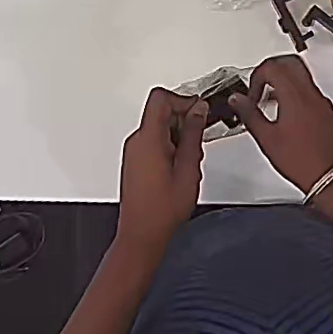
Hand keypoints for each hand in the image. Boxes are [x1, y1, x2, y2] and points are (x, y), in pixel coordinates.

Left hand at [117, 88, 206, 252]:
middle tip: (198, 139)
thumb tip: (198, 110)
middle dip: (184, 119)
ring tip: (190, 158)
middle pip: (161, 110)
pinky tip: (181, 165)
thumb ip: (193, 134)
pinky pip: (154, 139)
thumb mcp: (188, 167)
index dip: (183, 100)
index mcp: (148, 139)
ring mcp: (134, 151)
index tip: (199, 113)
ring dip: (179, 134)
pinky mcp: (135, 159)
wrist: (141, 235)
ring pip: (159, 125)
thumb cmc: (161, 209)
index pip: (161, 98)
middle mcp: (137, 141)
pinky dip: (170, 144)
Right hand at [230, 55, 332, 194]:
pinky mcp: (326, 109)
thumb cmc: (303, 161)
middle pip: (290, 62)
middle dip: (270, 69)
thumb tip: (237, 100)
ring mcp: (321, 100)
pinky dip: (294, 90)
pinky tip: (284, 111)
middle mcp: (311, 94)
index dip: (257, 76)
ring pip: (301, 73)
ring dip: (283, 79)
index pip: (274, 66)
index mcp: (295, 96)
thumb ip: (249, 114)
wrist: (331, 176)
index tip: (252, 93)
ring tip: (268, 100)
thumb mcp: (267, 139)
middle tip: (259, 85)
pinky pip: (309, 88)